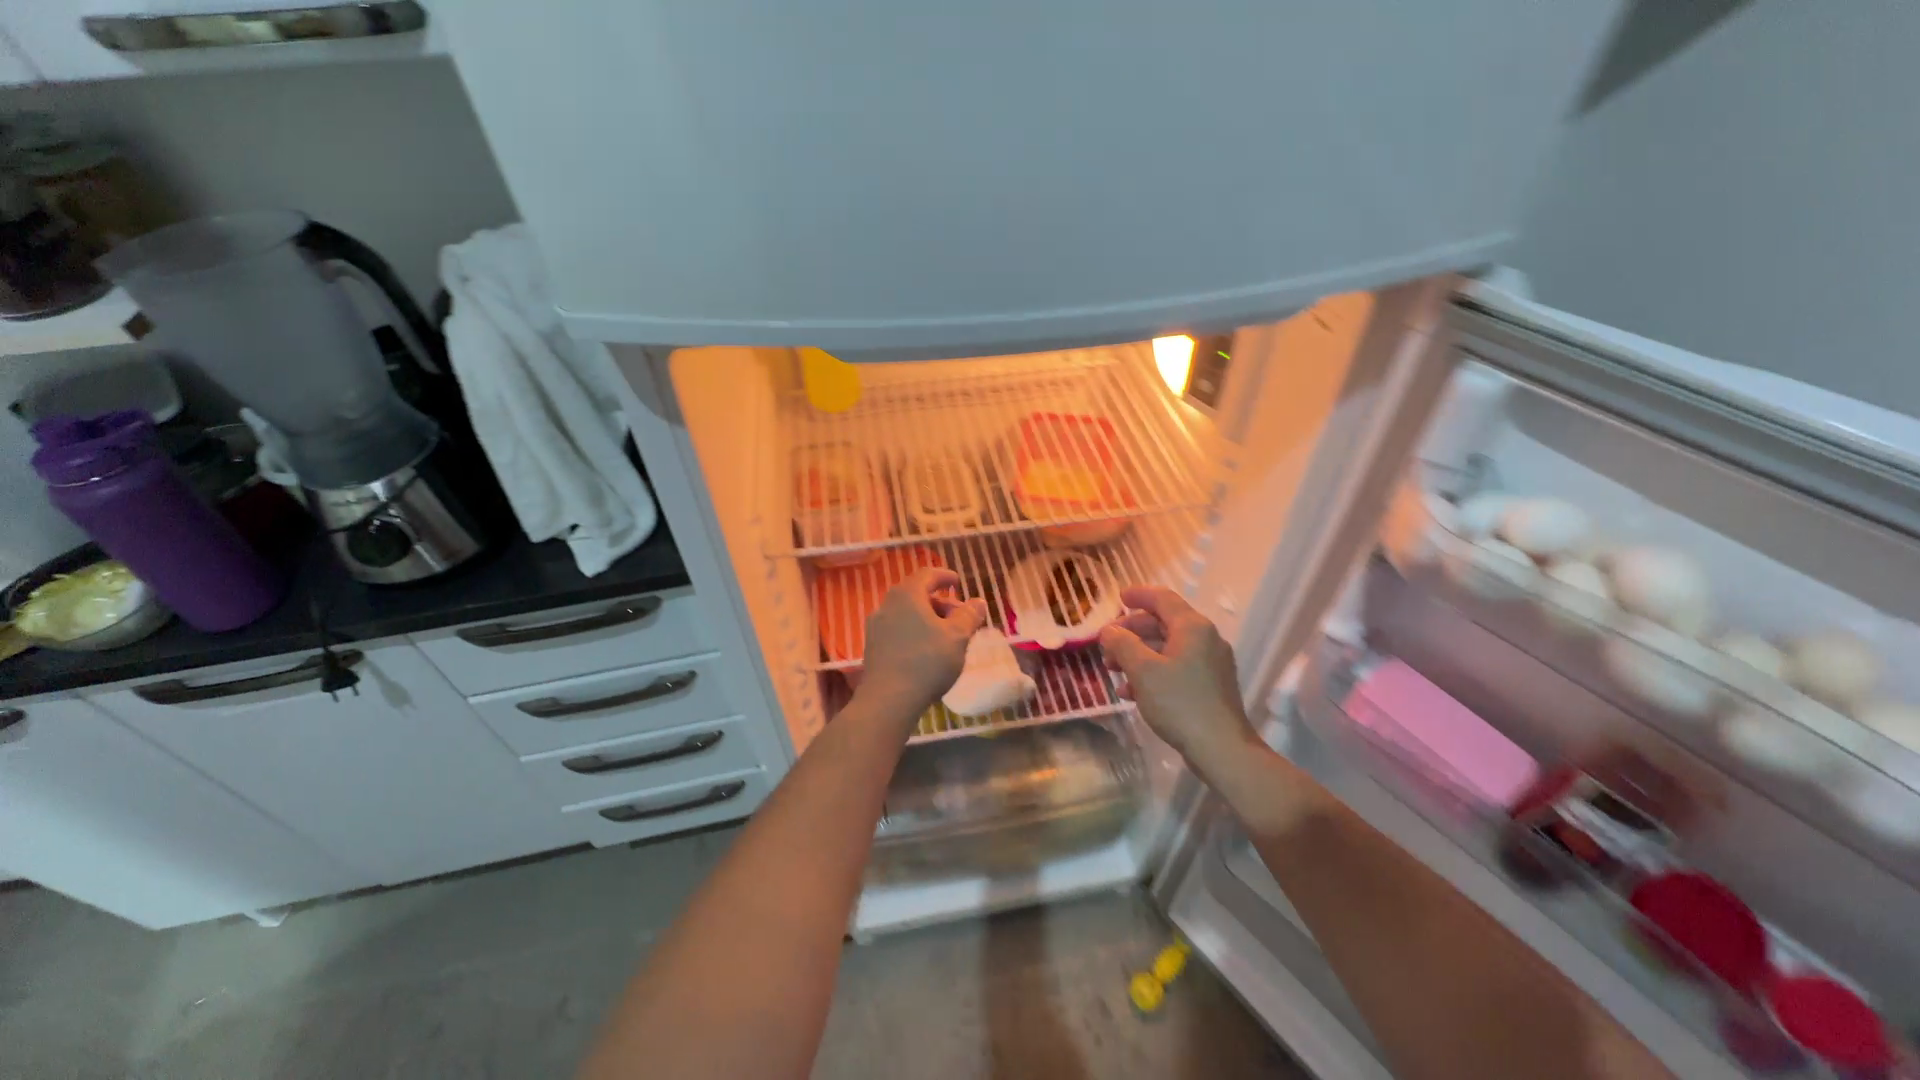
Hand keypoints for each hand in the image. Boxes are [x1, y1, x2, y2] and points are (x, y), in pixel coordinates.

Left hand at [857, 568, 987, 715]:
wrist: (889, 699)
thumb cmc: (927, 662)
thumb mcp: (957, 637)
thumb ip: (969, 615)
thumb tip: (978, 601)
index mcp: (907, 595)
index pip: (926, 574)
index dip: (944, 575)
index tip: (957, 582)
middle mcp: (887, 605)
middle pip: (915, 594)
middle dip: (939, 601)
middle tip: (958, 615)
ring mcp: (876, 626)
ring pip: (905, 612)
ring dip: (927, 617)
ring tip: (945, 634)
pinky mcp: (873, 646)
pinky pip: (897, 628)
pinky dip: (914, 630)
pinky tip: (926, 649)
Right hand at [1099, 586, 1258, 776]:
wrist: (1221, 748)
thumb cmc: (1179, 703)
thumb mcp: (1143, 670)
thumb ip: (1122, 644)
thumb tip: (1110, 631)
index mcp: (1193, 628)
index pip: (1163, 599)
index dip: (1139, 595)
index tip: (1118, 598)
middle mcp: (1206, 640)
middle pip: (1163, 624)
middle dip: (1132, 632)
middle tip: (1106, 645)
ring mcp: (1211, 665)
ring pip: (1167, 650)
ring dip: (1138, 656)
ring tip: (1112, 670)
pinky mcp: (1210, 688)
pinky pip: (1176, 670)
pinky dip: (1152, 674)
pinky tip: (1131, 693)